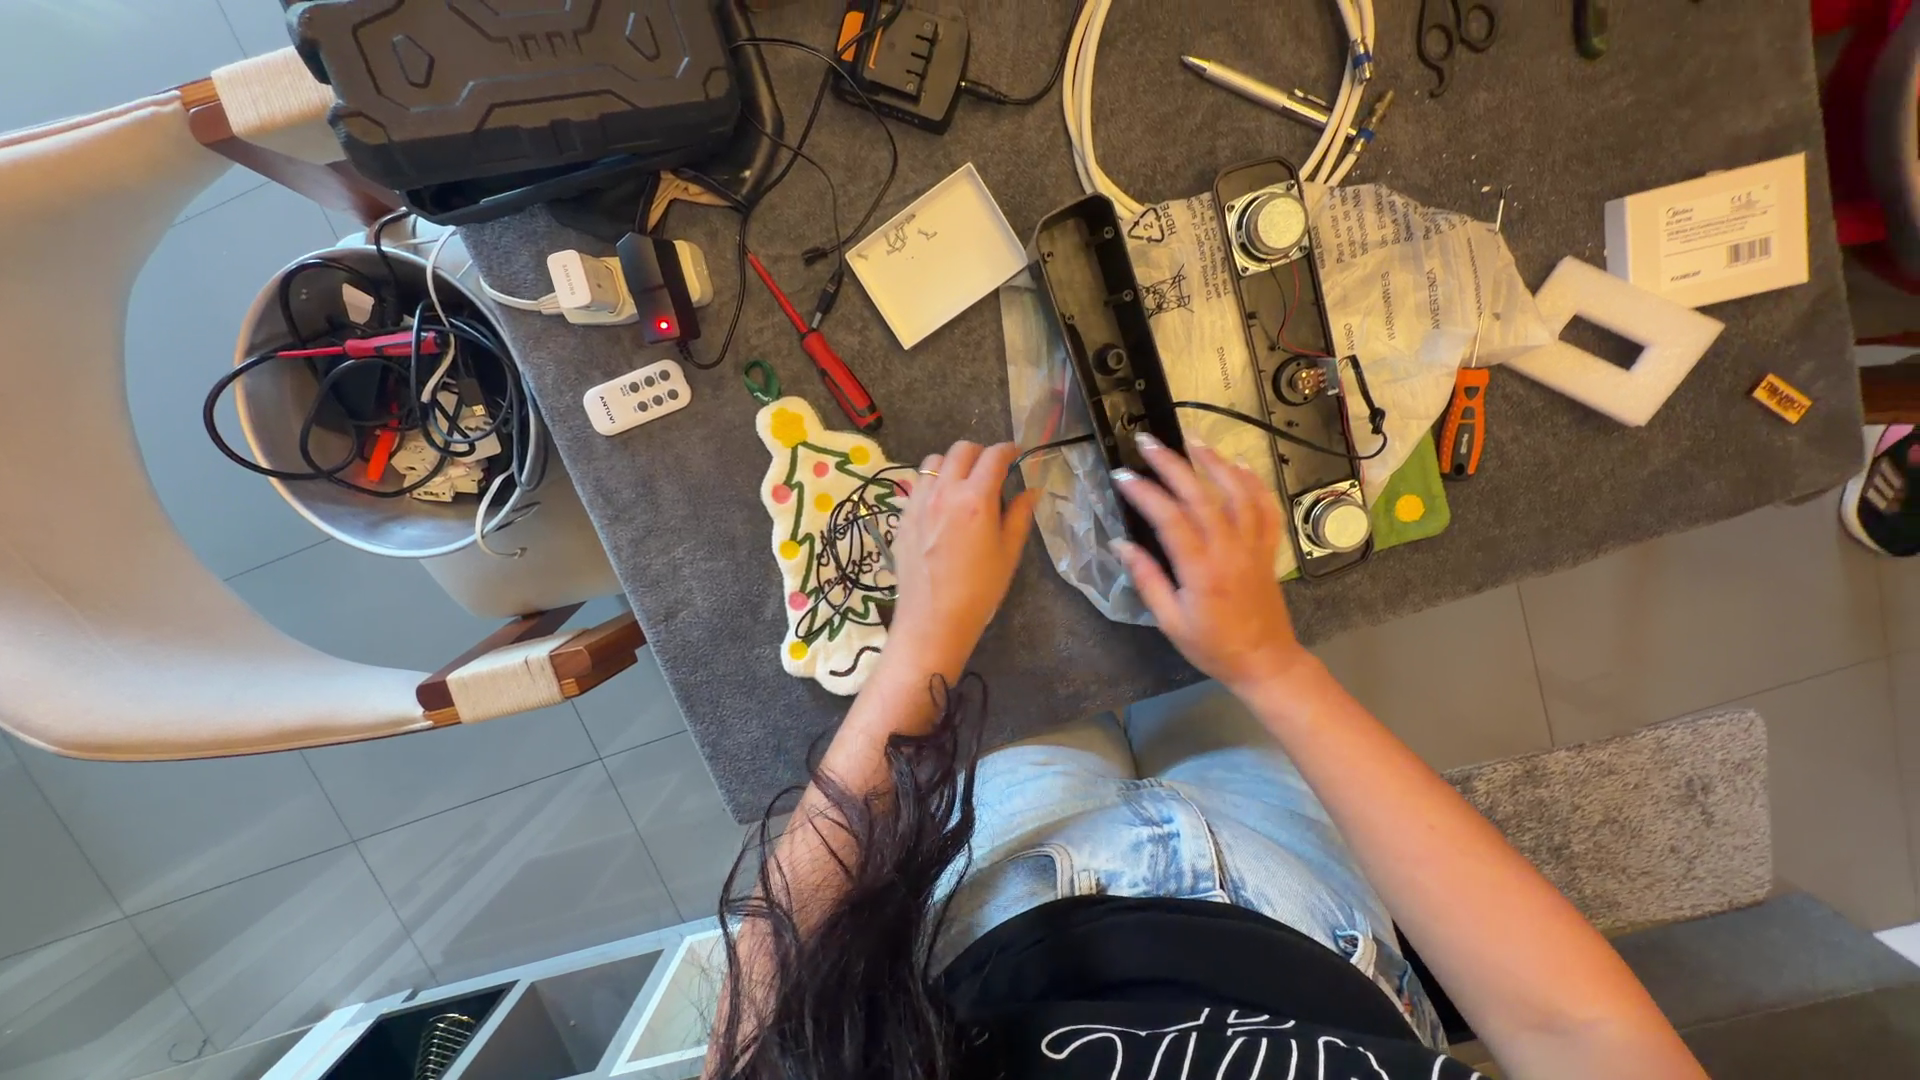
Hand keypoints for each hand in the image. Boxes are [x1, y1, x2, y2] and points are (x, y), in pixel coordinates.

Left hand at [885, 441, 1040, 674]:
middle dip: (980, 453)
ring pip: (933, 461)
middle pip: (961, 450)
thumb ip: (1020, 515)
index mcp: (976, 499)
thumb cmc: (979, 591)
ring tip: (962, 485)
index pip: (994, 456)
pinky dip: (932, 483)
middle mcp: (944, 492)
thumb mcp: (1009, 553)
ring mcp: (918, 502)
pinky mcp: (902, 516)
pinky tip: (940, 505)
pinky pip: (917, 484)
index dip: (1008, 450)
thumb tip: (1032, 490)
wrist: (933, 621)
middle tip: (991, 471)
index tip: (1016, 454)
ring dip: (951, 464)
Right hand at [1110, 435, 1315, 693]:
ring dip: (1214, 462)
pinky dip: (1253, 482)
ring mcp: (1253, 546)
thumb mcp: (1170, 621)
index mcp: (1201, 570)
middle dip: (1172, 464)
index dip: (1144, 493)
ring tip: (1192, 441)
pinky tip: (1238, 465)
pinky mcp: (1267, 549)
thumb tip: (1122, 545)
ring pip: (1237, 492)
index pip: (1169, 519)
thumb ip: (1148, 580)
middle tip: (1148, 442)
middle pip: (1201, 495)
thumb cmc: (1212, 646)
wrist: (1264, 662)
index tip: (1122, 476)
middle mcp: (1229, 550)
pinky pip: (1265, 508)